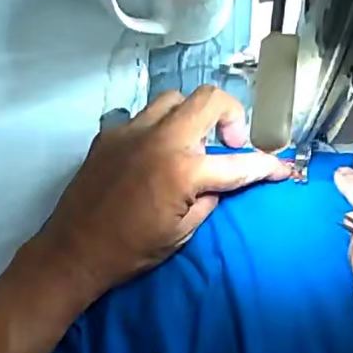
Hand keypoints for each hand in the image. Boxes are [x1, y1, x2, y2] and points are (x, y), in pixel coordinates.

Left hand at [26, 86, 289, 301]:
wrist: (72, 254)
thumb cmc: (127, 254)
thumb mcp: (179, 234)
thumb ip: (208, 200)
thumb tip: (220, 182)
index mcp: (182, 171)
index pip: (238, 163)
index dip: (265, 166)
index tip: (280, 167)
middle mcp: (159, 140)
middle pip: (210, 99)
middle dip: (231, 116)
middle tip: (229, 145)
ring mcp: (129, 133)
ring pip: (173, 100)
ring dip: (190, 117)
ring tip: (189, 147)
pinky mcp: (107, 137)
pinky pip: (141, 119)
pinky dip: (156, 130)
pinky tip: (152, 157)